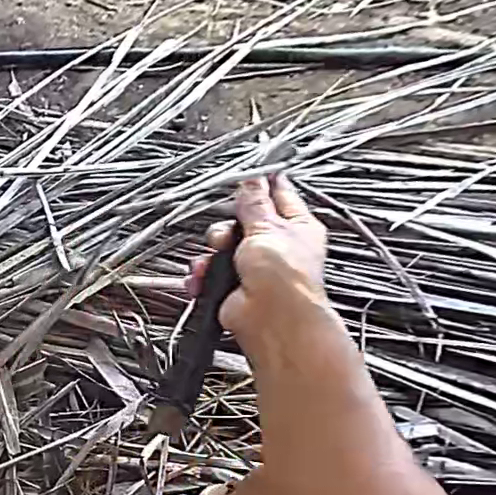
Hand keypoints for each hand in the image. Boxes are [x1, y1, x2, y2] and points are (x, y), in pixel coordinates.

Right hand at [188, 173, 329, 339]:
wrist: (270, 318)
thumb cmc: (286, 277)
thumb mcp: (267, 228)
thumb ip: (254, 203)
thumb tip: (251, 179)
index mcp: (295, 226)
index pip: (276, 195)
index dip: (261, 185)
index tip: (247, 176)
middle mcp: (274, 246)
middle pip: (239, 223)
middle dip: (225, 229)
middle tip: (226, 234)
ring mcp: (251, 268)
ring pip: (219, 249)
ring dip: (209, 255)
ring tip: (213, 261)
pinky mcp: (230, 286)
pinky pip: (207, 273)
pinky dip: (200, 276)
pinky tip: (203, 278)